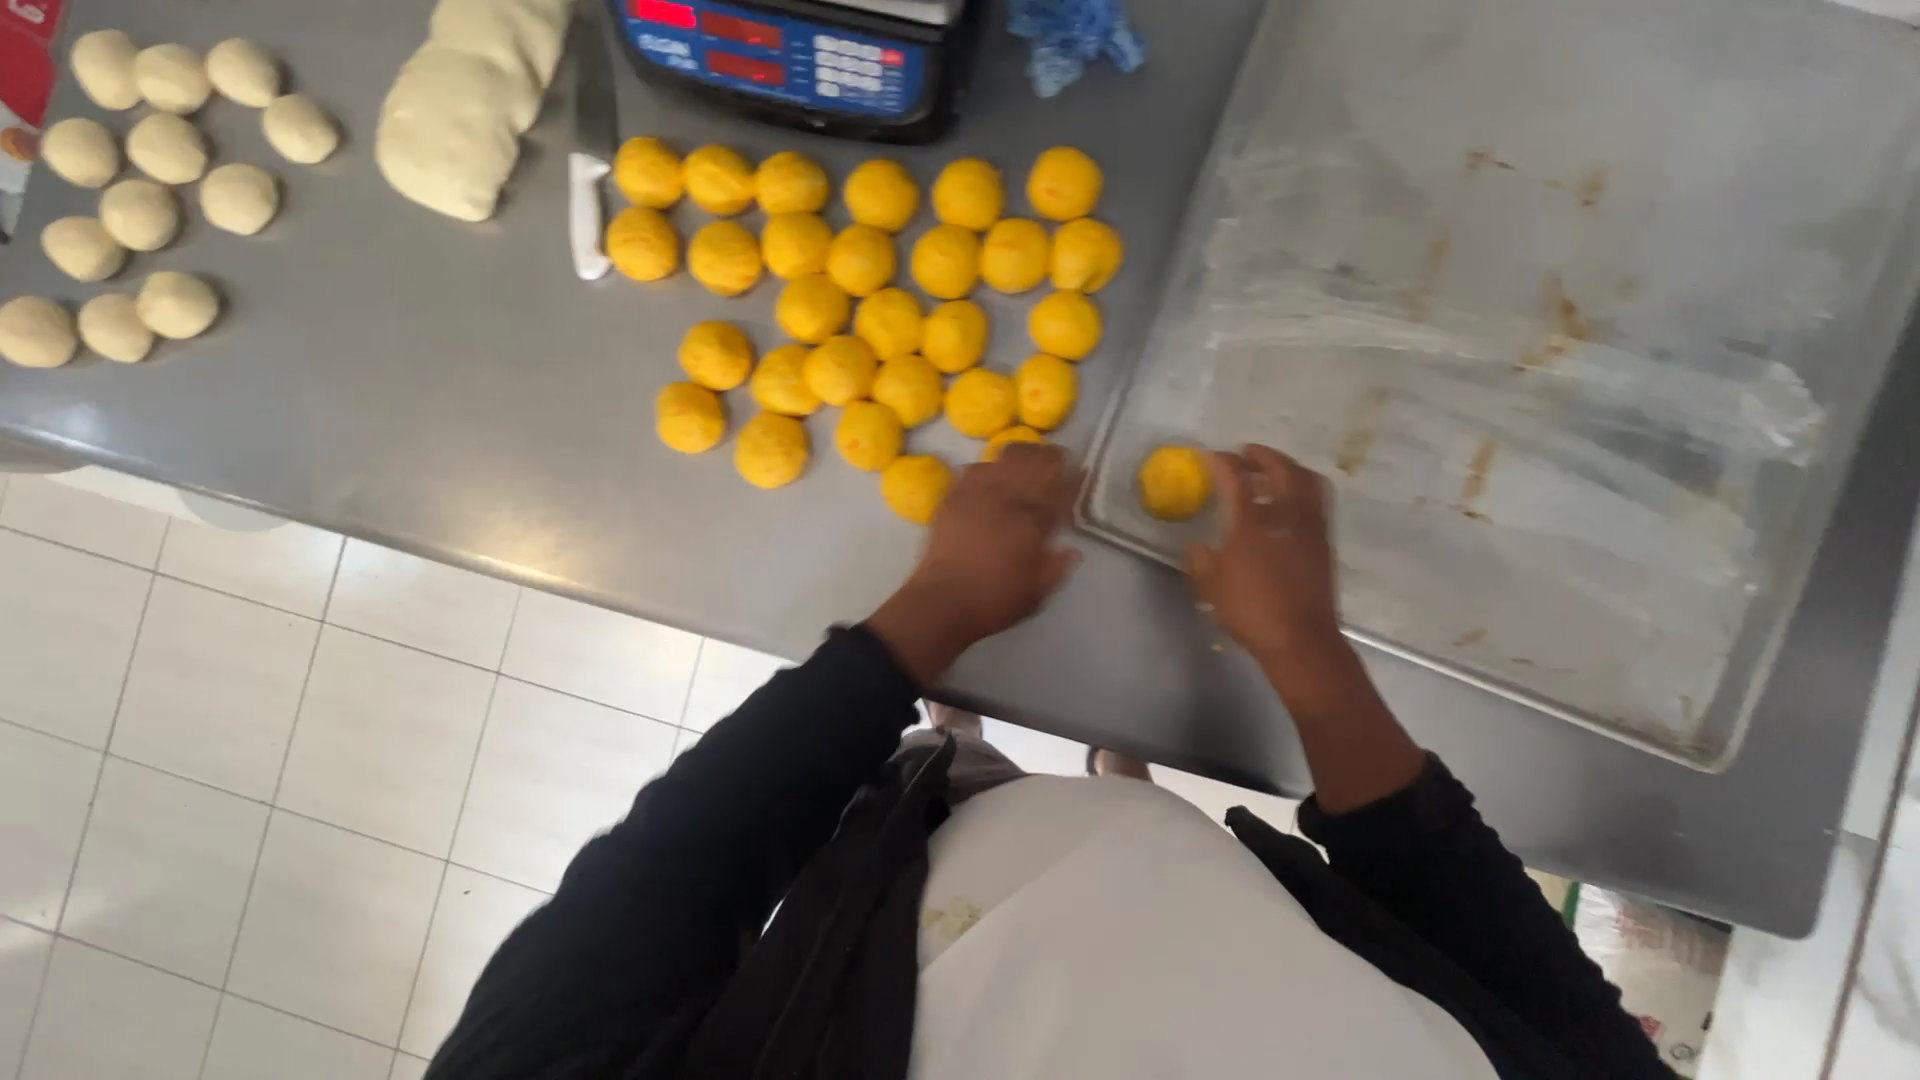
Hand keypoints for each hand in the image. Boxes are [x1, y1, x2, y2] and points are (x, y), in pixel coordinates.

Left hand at [867, 443, 1080, 683]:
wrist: (940, 602)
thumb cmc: (992, 602)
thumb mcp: (1035, 594)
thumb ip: (1056, 568)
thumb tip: (1072, 551)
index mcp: (1033, 524)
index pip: (1061, 491)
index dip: (1074, 480)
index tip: (1081, 474)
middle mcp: (1007, 500)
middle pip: (1035, 461)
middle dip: (1051, 458)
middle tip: (1056, 463)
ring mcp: (978, 494)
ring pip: (1006, 457)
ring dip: (1022, 456)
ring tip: (1027, 463)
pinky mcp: (953, 497)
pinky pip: (975, 469)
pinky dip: (990, 468)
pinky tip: (992, 477)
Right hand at [1186, 445, 1343, 672]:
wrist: (1302, 640)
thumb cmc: (1252, 612)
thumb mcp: (1212, 588)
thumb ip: (1202, 562)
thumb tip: (1198, 547)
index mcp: (1253, 524)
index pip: (1236, 480)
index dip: (1221, 464)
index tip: (1209, 456)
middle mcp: (1286, 517)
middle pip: (1280, 470)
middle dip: (1261, 456)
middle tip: (1244, 453)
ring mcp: (1311, 528)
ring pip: (1307, 481)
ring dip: (1288, 468)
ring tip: (1272, 471)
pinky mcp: (1324, 543)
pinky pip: (1316, 502)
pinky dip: (1301, 490)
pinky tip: (1288, 503)